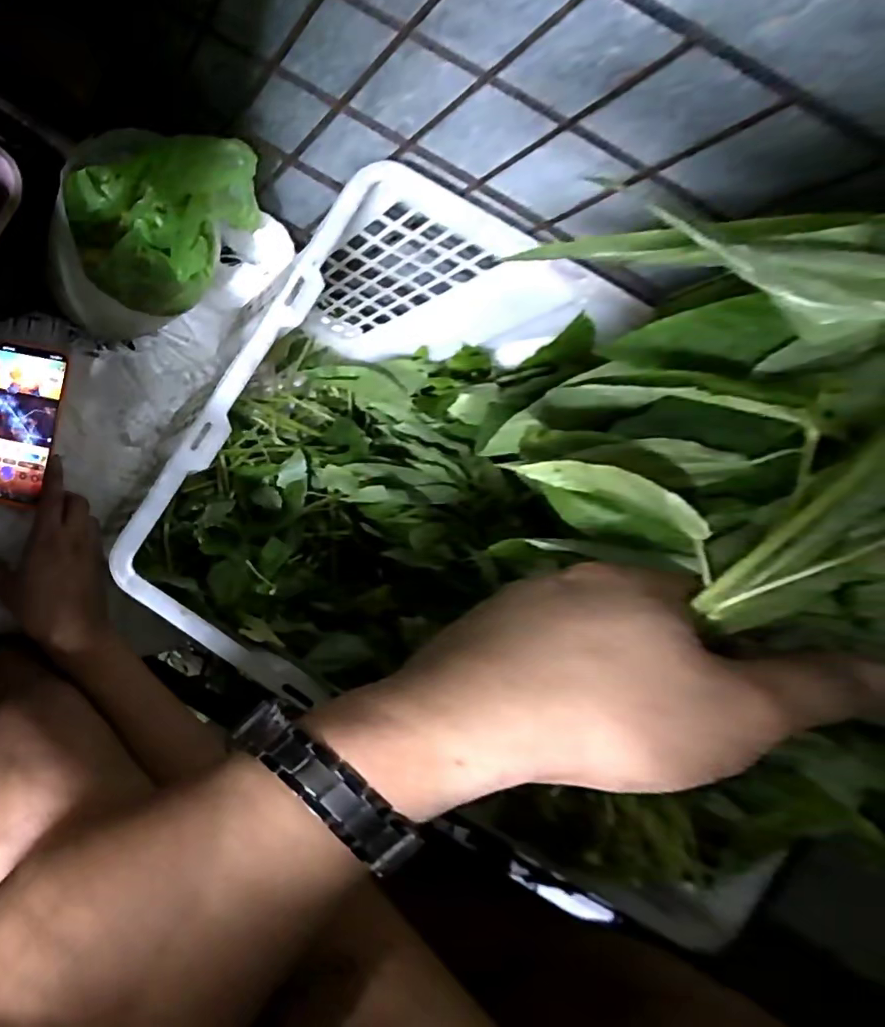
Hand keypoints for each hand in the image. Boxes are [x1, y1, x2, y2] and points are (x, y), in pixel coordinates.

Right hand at [0, 459, 113, 658]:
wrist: (79, 635)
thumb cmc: (40, 609)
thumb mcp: (9, 592)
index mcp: (48, 536)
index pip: (53, 496)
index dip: (53, 476)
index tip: (53, 460)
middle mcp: (73, 536)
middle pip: (78, 501)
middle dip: (66, 496)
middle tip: (50, 503)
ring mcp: (90, 550)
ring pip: (89, 518)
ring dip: (77, 514)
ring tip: (62, 525)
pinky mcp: (99, 565)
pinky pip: (92, 538)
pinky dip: (83, 534)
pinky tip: (71, 550)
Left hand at [306, 563, 884, 820]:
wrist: (460, 721)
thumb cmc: (609, 714)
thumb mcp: (740, 711)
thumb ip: (815, 685)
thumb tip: (879, 666)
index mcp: (627, 579)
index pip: (709, 599)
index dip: (737, 647)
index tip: (735, 694)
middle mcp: (559, 578)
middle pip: (641, 619)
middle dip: (667, 665)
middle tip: (673, 719)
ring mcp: (504, 605)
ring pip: (582, 640)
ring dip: (606, 677)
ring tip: (611, 726)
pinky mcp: (467, 635)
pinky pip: (532, 657)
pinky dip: (553, 683)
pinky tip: (553, 717)